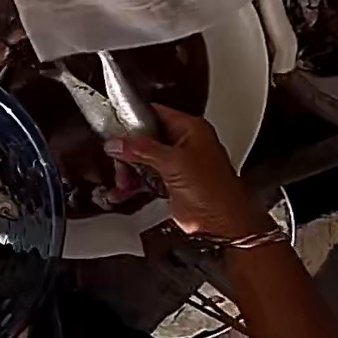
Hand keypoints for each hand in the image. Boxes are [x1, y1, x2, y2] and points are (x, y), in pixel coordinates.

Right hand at [104, 104, 271, 239]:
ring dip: (127, 171)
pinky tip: (122, 191)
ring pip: (140, 159)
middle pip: (143, 139)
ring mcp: (175, 164)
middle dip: (127, 152)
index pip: (155, 113)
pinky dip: (131, 185)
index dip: (133, 119)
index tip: (114, 128)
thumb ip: (141, 149)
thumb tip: (116, 143)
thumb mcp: (174, 162)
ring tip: (123, 181)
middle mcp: (183, 144)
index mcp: (190, 129)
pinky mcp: (169, 182)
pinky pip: (143, 178)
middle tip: (120, 162)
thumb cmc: (215, 191)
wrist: (223, 224)